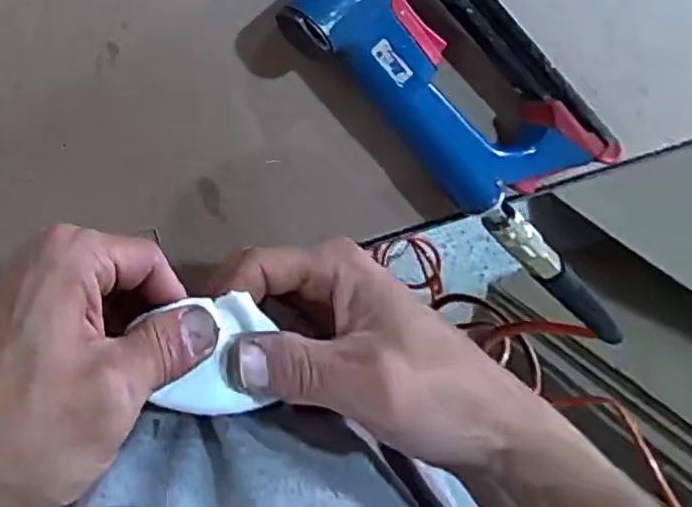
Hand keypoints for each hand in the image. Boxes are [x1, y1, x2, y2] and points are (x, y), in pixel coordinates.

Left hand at [0, 225, 217, 506]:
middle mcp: (46, 252)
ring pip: (100, 298)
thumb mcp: (113, 389)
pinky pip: (70, 312)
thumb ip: (168, 346)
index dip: (175, 304)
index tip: (186, 352)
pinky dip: (90, 343)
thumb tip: (209, 321)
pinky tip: (84, 387)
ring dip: (119, 338)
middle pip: (124, 275)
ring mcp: (23, 281)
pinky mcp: (10, 313)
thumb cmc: (24, 427)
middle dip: (146, 323)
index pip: (150, 260)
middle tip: (154, 377)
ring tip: (120, 388)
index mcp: (72, 252)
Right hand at [209, 238, 652, 504]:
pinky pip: (291, 339)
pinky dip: (272, 359)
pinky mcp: (339, 337)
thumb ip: (295, 365)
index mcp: (334, 263)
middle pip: (262, 286)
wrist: (493, 429)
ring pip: (273, 314)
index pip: (259, 263)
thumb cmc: (433, 390)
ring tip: (223, 379)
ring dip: (250, 343)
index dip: (225, 293)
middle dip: (232, 320)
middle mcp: (329, 274)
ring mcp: (335, 306)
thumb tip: (227, 356)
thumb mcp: (362, 379)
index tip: (199, 338)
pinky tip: (259, 386)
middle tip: (203, 363)